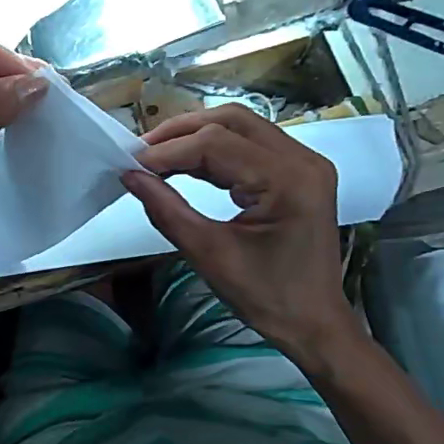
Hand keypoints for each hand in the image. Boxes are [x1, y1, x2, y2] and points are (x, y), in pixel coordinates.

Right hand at [120, 104, 358, 356]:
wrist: (313, 324)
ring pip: (240, 125)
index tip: (131, 165)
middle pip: (231, 120)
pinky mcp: (298, 172)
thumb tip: (130, 176)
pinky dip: (214, 148)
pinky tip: (186, 164)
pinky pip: (250, 144)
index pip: (215, 144)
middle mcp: (303, 160)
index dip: (168, 150)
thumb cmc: (266, 296)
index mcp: (288, 181)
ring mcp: (305, 163)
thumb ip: (166, 210)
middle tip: (142, 152)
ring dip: (196, 135)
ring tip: (158, 156)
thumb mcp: (208, 254)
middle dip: (181, 131)